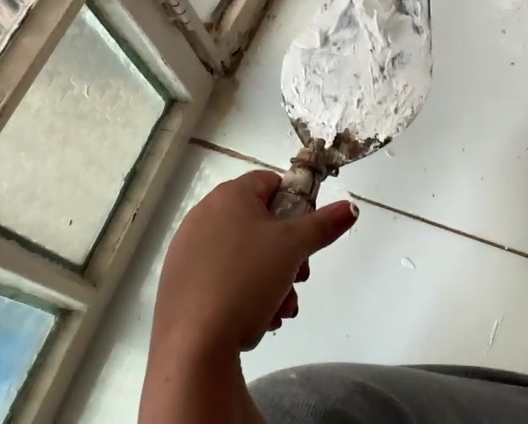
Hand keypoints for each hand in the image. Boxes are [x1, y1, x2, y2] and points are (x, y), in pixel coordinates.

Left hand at [150, 171, 358, 363]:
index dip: (295, 205)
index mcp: (229, 196)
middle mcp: (203, 216)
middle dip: (287, 253)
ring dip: (271, 279)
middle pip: (259, 223)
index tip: (306, 235)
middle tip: (299, 278)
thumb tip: (350, 207)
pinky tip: (257, 320)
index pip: (271, 182)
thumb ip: (324, 224)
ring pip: (243, 256)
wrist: (192, 345)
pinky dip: (242, 293)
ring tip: (281, 309)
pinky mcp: (178, 284)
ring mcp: (186, 251)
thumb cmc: (247, 279)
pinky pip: (221, 277)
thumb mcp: (294, 247)